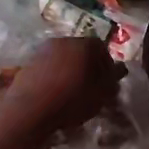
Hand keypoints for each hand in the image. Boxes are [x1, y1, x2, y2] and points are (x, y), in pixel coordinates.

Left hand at [3, 37, 123, 133]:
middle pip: (81, 51)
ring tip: (71, 91)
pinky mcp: (29, 62)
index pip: (102, 48)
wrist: (31, 108)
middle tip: (90, 86)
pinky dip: (54, 76)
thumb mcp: (101, 94)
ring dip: (69, 71)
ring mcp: (44, 50)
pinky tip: (54, 93)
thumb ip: (112, 79)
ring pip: (63, 58)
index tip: (107, 82)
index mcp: (85, 44)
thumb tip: (119, 69)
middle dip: (87, 66)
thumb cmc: (73, 100)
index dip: (106, 65)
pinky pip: (48, 67)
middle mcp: (64, 40)